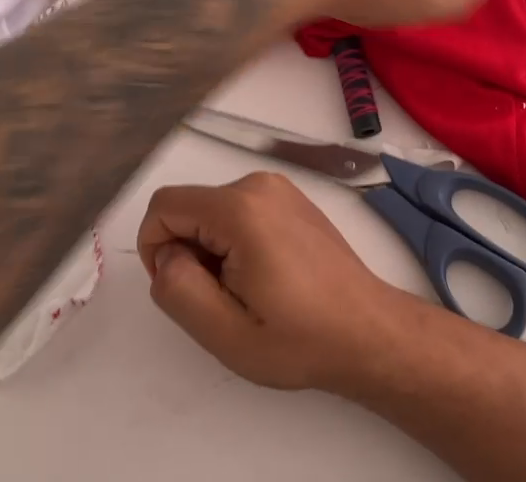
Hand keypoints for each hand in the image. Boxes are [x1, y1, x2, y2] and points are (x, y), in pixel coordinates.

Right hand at [137, 173, 421, 391]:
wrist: (369, 333)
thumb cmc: (300, 340)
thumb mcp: (225, 333)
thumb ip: (178, 288)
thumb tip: (167, 253)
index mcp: (241, 209)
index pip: (164, 206)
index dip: (156, 250)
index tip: (184, 290)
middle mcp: (259, 185)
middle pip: (190, 208)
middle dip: (189, 253)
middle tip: (224, 301)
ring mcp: (279, 189)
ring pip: (213, 212)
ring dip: (213, 251)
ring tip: (248, 292)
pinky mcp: (292, 200)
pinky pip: (240, 212)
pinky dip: (236, 243)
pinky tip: (266, 279)